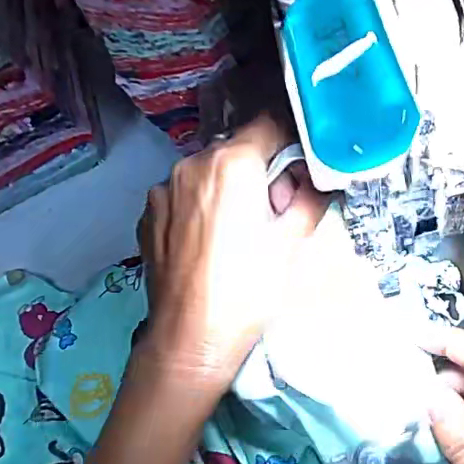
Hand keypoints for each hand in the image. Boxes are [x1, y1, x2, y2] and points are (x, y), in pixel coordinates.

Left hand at [135, 118, 327, 394]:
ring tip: (235, 236)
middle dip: (258, 172)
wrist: (191, 338)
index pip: (270, 125)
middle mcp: (191, 165)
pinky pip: (183, 198)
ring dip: (226, 190)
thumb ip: (309, 197)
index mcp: (231, 163)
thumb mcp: (291, 243)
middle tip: (270, 215)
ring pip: (207, 174)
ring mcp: (164, 191)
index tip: (298, 174)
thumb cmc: (246, 291)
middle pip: (236, 150)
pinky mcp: (148, 216)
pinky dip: (199, 209)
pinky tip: (208, 246)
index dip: (291, 146)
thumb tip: (315, 179)